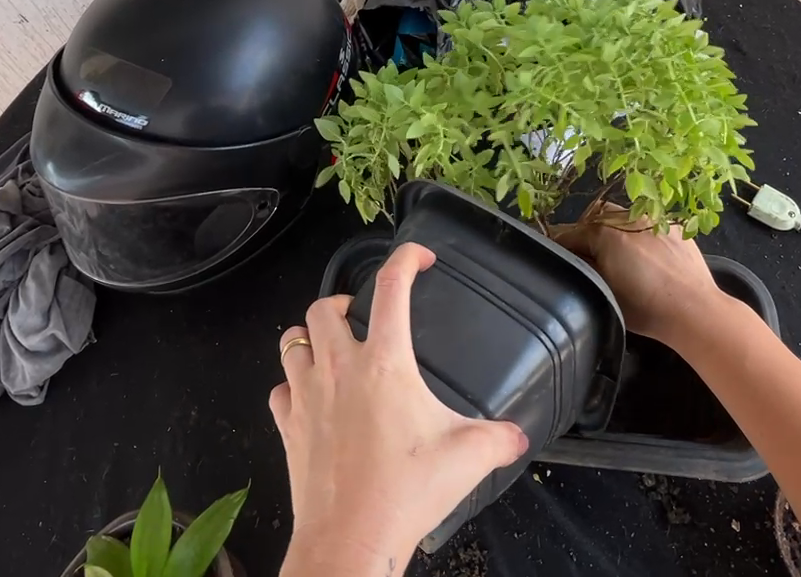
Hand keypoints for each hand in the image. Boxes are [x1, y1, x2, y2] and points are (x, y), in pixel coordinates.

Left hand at [270, 243, 528, 575]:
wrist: (349, 543)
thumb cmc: (405, 492)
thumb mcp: (466, 458)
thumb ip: (499, 438)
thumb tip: (519, 435)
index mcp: (384, 362)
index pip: (391, 286)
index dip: (406, 257)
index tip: (420, 257)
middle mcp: (339, 367)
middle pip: (324, 307)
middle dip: (343, 303)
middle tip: (362, 318)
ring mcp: (307, 395)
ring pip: (291, 340)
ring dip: (310, 337)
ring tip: (332, 349)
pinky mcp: (288, 425)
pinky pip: (280, 390)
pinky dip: (293, 385)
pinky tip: (311, 398)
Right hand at [550, 214, 725, 348]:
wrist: (694, 311)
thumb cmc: (645, 306)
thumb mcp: (602, 290)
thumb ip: (582, 265)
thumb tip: (570, 253)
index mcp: (605, 232)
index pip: (570, 233)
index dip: (560, 245)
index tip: (557, 254)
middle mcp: (628, 217)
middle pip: (595, 217)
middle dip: (587, 233)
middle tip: (588, 256)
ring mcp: (654, 220)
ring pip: (623, 217)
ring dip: (614, 230)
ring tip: (618, 254)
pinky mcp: (674, 228)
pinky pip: (648, 224)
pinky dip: (640, 235)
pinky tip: (646, 255)